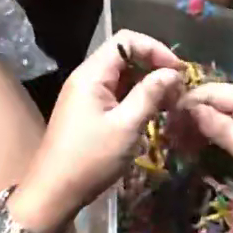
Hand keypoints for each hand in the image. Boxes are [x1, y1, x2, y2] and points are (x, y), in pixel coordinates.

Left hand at [10, 31, 184, 231]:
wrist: (54, 192)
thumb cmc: (90, 159)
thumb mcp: (126, 126)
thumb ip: (150, 94)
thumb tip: (172, 72)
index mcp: (92, 74)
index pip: (126, 40)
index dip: (155, 49)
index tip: (177, 71)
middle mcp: (87, 77)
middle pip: (125, 56)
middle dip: (154, 66)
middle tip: (179, 89)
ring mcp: (86, 94)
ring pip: (123, 76)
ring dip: (148, 84)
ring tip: (171, 102)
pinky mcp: (89, 111)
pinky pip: (117, 93)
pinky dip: (137, 98)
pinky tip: (154, 113)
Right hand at [178, 83, 232, 205]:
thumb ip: (222, 129)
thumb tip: (192, 109)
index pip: (212, 91)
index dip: (188, 101)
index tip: (167, 119)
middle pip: (216, 97)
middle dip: (193, 111)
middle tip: (172, 130)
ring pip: (221, 108)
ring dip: (202, 120)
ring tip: (182, 136)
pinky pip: (231, 118)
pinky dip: (215, 127)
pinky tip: (202, 139)